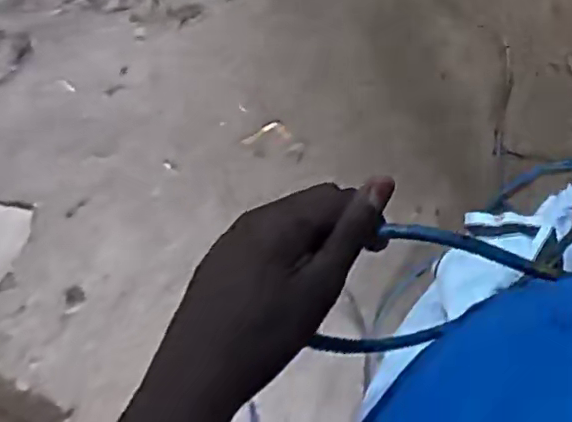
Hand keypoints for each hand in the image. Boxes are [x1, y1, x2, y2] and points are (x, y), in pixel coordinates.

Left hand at [121, 178, 393, 421]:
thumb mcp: (322, 283)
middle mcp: (255, 218)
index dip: (366, 217)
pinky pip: (267, 237)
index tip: (376, 251)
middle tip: (348, 265)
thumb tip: (384, 179)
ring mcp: (231, 239)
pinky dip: (288, 248)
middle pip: (315, 203)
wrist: (187, 392)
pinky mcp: (217, 261)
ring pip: (292, 219)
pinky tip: (283, 284)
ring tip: (318, 277)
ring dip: (315, 236)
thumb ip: (354, 229)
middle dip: (340, 225)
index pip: (341, 196)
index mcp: (281, 219)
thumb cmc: (265, 335)